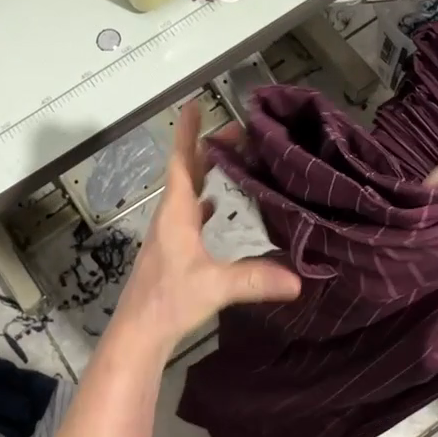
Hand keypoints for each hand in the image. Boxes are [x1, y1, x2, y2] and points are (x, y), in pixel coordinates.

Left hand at [109, 103, 301, 351]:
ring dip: (206, 173)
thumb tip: (298, 278)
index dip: (187, 133)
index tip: (193, 104)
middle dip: (208, 148)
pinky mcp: (172, 252)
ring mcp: (169, 235)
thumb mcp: (214, 287)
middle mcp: (170, 218)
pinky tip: (215, 207)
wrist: (139, 332)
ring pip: (188, 193)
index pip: (182, 162)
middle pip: (188, 172)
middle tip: (236, 129)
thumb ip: (254, 279)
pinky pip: (189, 216)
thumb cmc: (168, 301)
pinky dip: (203, 204)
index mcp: (176, 214)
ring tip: (231, 159)